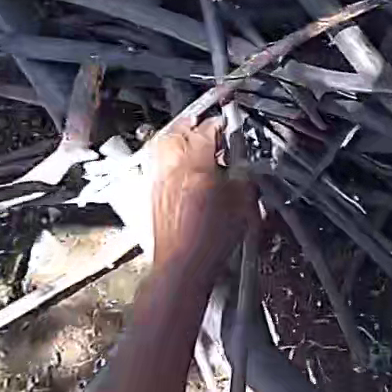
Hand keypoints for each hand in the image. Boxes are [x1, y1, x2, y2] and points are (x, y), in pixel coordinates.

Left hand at [149, 119, 254, 270]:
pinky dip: (166, 156)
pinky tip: (176, 162)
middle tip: (207, 127)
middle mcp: (171, 168)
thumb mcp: (242, 204)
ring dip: (176, 137)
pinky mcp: (149, 192)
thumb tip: (242, 165)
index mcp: (196, 166)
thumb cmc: (212, 239)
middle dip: (193, 124)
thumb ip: (242, 177)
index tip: (228, 124)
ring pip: (161, 144)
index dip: (219, 124)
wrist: (182, 266)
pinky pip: (155, 162)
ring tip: (190, 139)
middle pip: (176, 131)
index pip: (206, 131)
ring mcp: (156, 179)